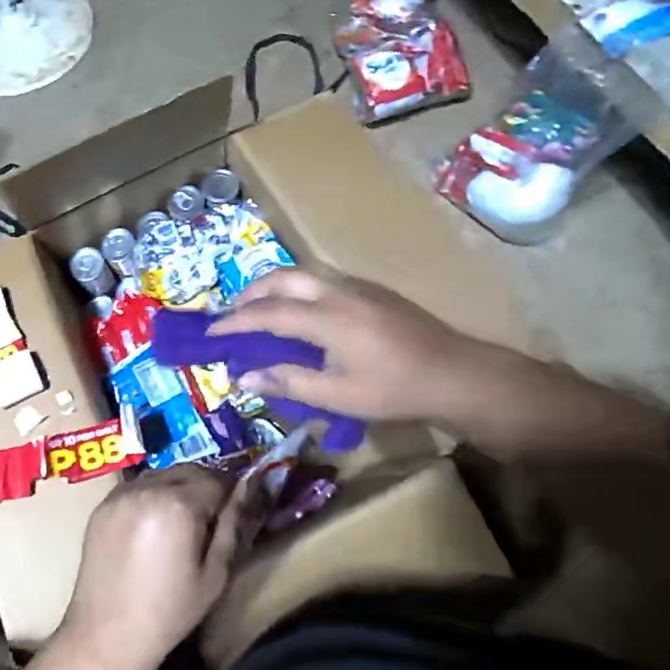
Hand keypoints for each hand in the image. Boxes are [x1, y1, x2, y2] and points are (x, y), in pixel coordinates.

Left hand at [59, 465, 258, 669]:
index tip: (234, 513)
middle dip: (206, 487)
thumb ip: (234, 525)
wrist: (107, 634)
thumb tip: (250, 488)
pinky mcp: (102, 505)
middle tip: (210, 520)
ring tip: (181, 523)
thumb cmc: (169, 611)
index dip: (232, 494)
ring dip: (178, 487)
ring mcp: (120, 494)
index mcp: (178, 504)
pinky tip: (153, 525)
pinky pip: (137, 487)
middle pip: (189, 470)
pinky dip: (152, 495)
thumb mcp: (215, 574)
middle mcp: (147, 488)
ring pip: (162, 474)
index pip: (218, 479)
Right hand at [211, 269, 664, 459]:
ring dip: (275, 286)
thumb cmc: (396, 390)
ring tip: (261, 309)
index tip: (211, 333)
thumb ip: (289, 382)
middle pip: (282, 278)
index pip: (267, 313)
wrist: (458, 374)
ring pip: (304, 273)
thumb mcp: (340, 396)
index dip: (234, 322)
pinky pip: (322, 279)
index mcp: (327, 318)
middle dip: (251, 292)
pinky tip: (302, 311)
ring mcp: (358, 287)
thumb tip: (244, 376)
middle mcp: (338, 292)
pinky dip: (298, 288)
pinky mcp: (373, 291)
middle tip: (233, 314)